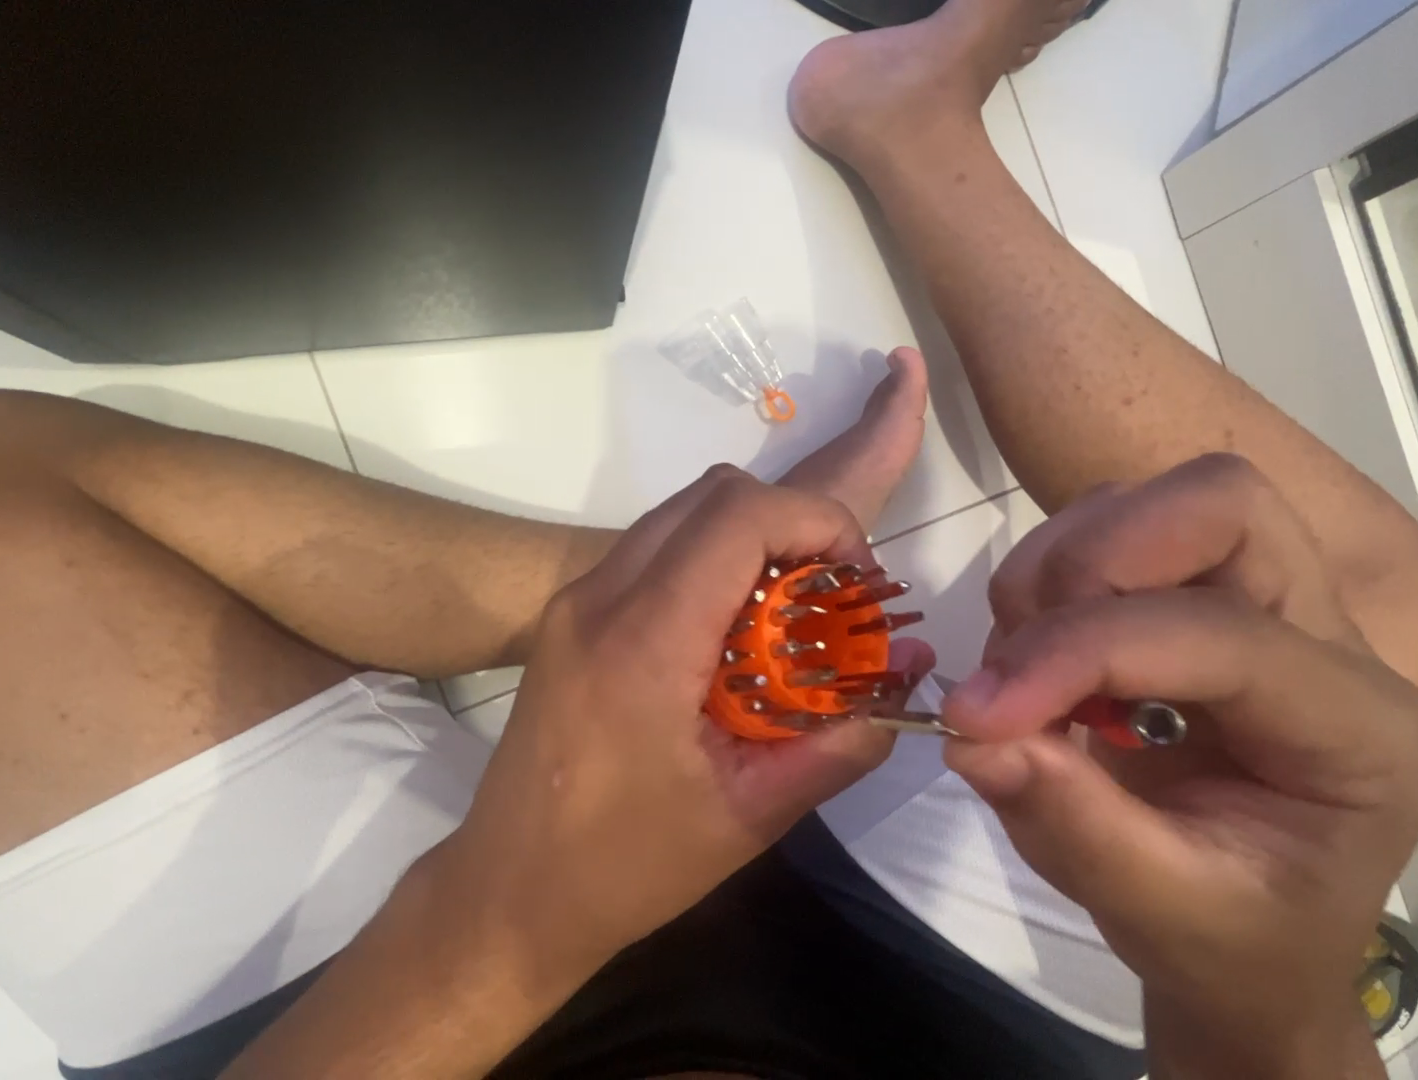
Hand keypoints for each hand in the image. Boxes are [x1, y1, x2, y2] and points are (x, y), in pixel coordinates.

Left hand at [441, 466, 909, 975]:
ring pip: (681, 513)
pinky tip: (733, 630)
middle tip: (832, 592)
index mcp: (643, 642)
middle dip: (793, 523)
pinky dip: (711, 559)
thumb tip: (907, 677)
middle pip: (713, 495)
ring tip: (790, 610)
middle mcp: (600, 597)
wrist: (510, 891)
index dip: (818, 522)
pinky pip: (654, 548)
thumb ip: (839, 742)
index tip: (858, 580)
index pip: (740, 517)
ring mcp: (575, 599)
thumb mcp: (750, 816)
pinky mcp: (568, 614)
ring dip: (751, 538)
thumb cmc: (626, 865)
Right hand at [944, 455, 1417, 1075]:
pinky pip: (1110, 525)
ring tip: (1023, 666)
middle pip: (1222, 504)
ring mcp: (1262, 601)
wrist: (1249, 937)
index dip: (1079, 656)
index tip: (975, 716)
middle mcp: (1326, 638)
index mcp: (1354, 729)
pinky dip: (1048, 573)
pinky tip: (1037, 651)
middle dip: (1097, 558)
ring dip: (1058, 566)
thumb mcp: (1157, 909)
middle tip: (1026, 648)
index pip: (1217, 635)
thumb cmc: (1228, 936)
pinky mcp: (1196, 593)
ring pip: (1153, 499)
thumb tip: (973, 736)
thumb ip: (1072, 823)